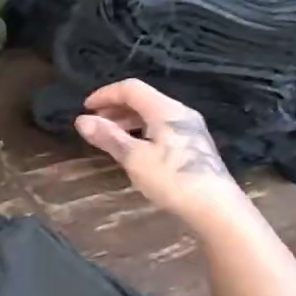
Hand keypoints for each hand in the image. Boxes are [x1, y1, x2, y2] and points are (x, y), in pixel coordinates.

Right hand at [73, 79, 248, 227]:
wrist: (214, 206)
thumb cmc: (172, 179)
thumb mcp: (134, 158)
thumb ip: (109, 137)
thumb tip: (81, 120)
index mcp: (166, 110)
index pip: (131, 89)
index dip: (105, 94)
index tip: (84, 109)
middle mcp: (179, 113)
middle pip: (142, 99)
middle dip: (114, 107)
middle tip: (93, 124)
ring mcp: (188, 128)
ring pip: (151, 114)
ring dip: (126, 120)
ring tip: (108, 136)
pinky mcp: (191, 144)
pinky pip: (160, 127)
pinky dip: (140, 130)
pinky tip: (132, 147)